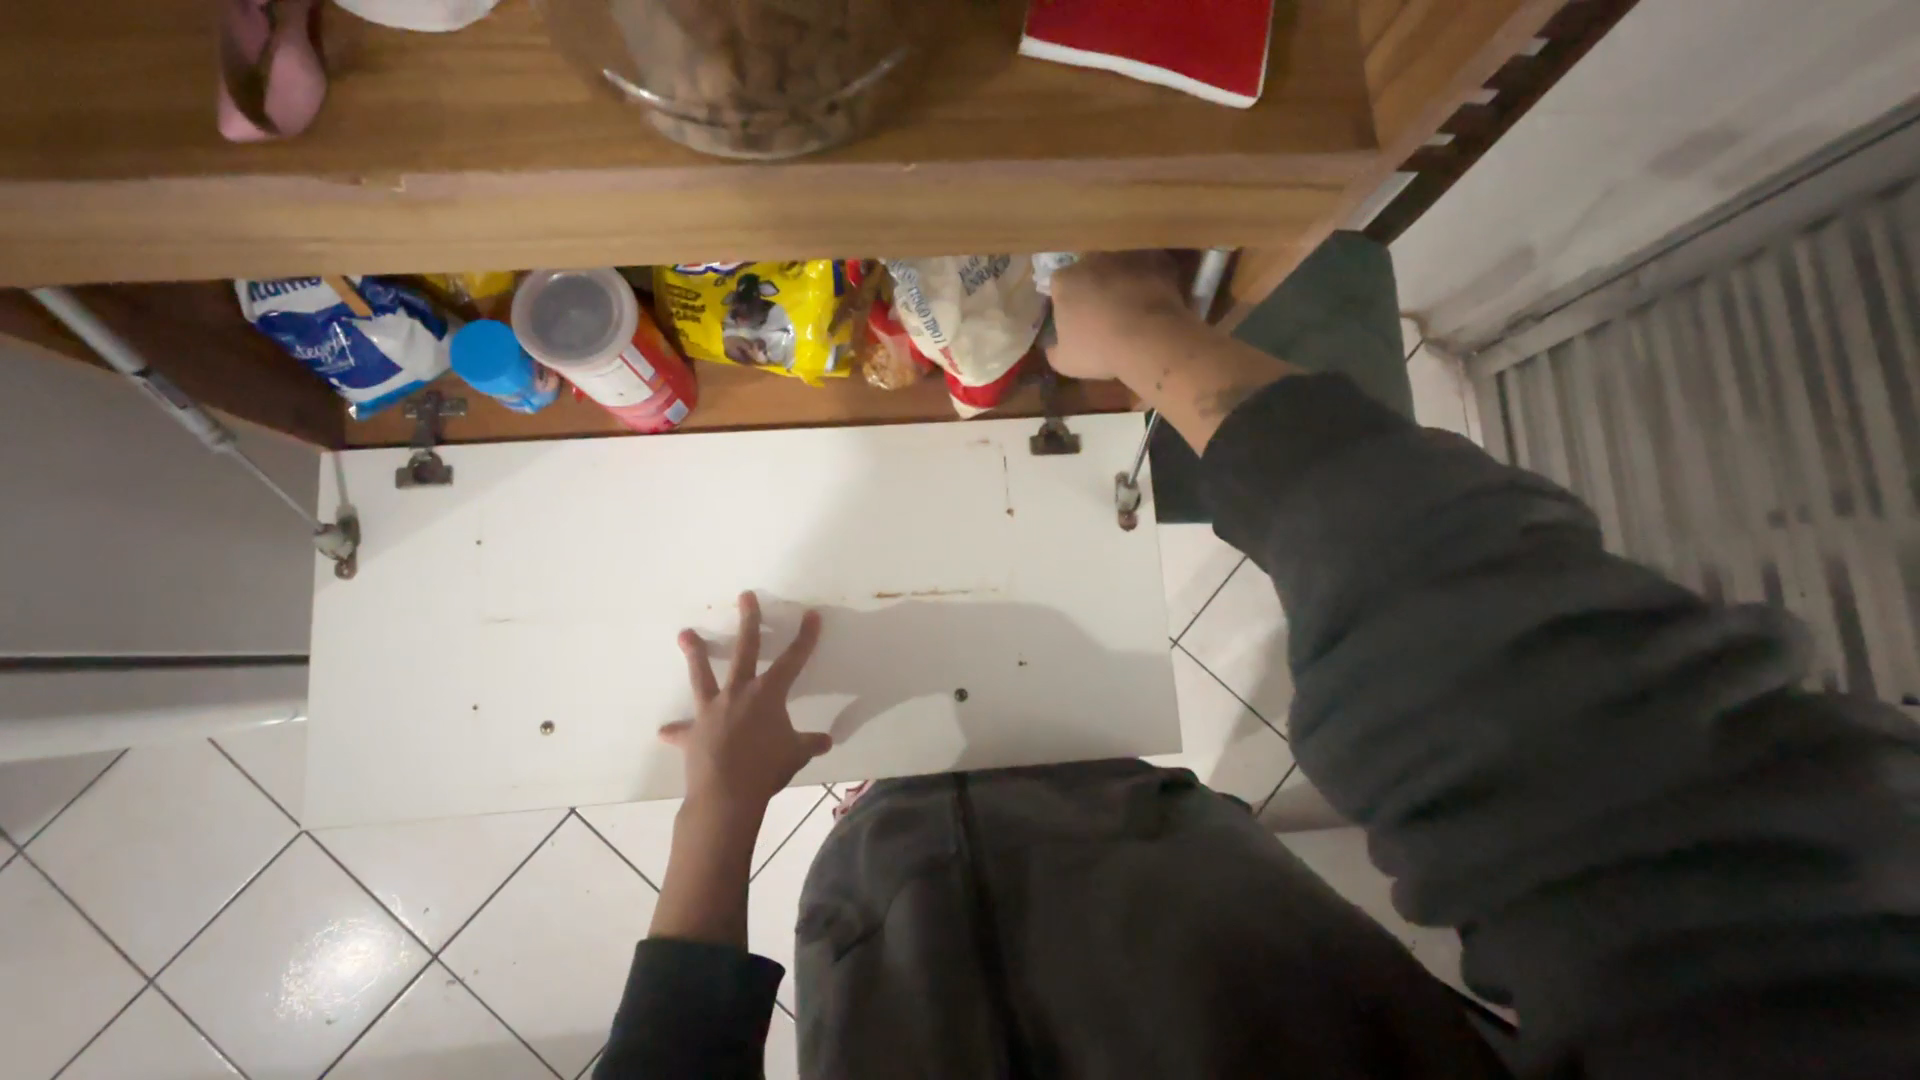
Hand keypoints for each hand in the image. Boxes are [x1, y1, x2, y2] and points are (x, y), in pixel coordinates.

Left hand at [660, 591, 832, 812]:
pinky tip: (665, 731)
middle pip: (745, 650)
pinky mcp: (693, 733)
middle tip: (745, 596)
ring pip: (702, 675)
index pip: (793, 660)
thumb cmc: (767, 769)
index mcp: (768, 694)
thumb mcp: (796, 755)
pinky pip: (682, 731)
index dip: (805, 638)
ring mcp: (712, 710)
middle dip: (748, 621)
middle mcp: (738, 693)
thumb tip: (826, 742)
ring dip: (695, 654)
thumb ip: (810, 744)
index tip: (811, 616)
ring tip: (685, 634)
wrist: (727, 795)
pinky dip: (676, 731)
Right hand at [1046, 250, 1194, 381]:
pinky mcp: (1156, 258)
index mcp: (1064, 281)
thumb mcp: (1066, 362)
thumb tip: (1053, 346)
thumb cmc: (1100, 351)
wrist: (1150, 340)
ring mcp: (1125, 255)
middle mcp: (1091, 259)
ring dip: (1123, 280)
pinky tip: (1156, 299)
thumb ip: (1054, 350)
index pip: (1059, 286)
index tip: (1076, 319)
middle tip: (1106, 312)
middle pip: (1089, 270)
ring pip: (1120, 266)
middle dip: (1094, 287)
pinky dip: (1151, 279)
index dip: (1067, 302)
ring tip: (1134, 306)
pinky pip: (1150, 267)